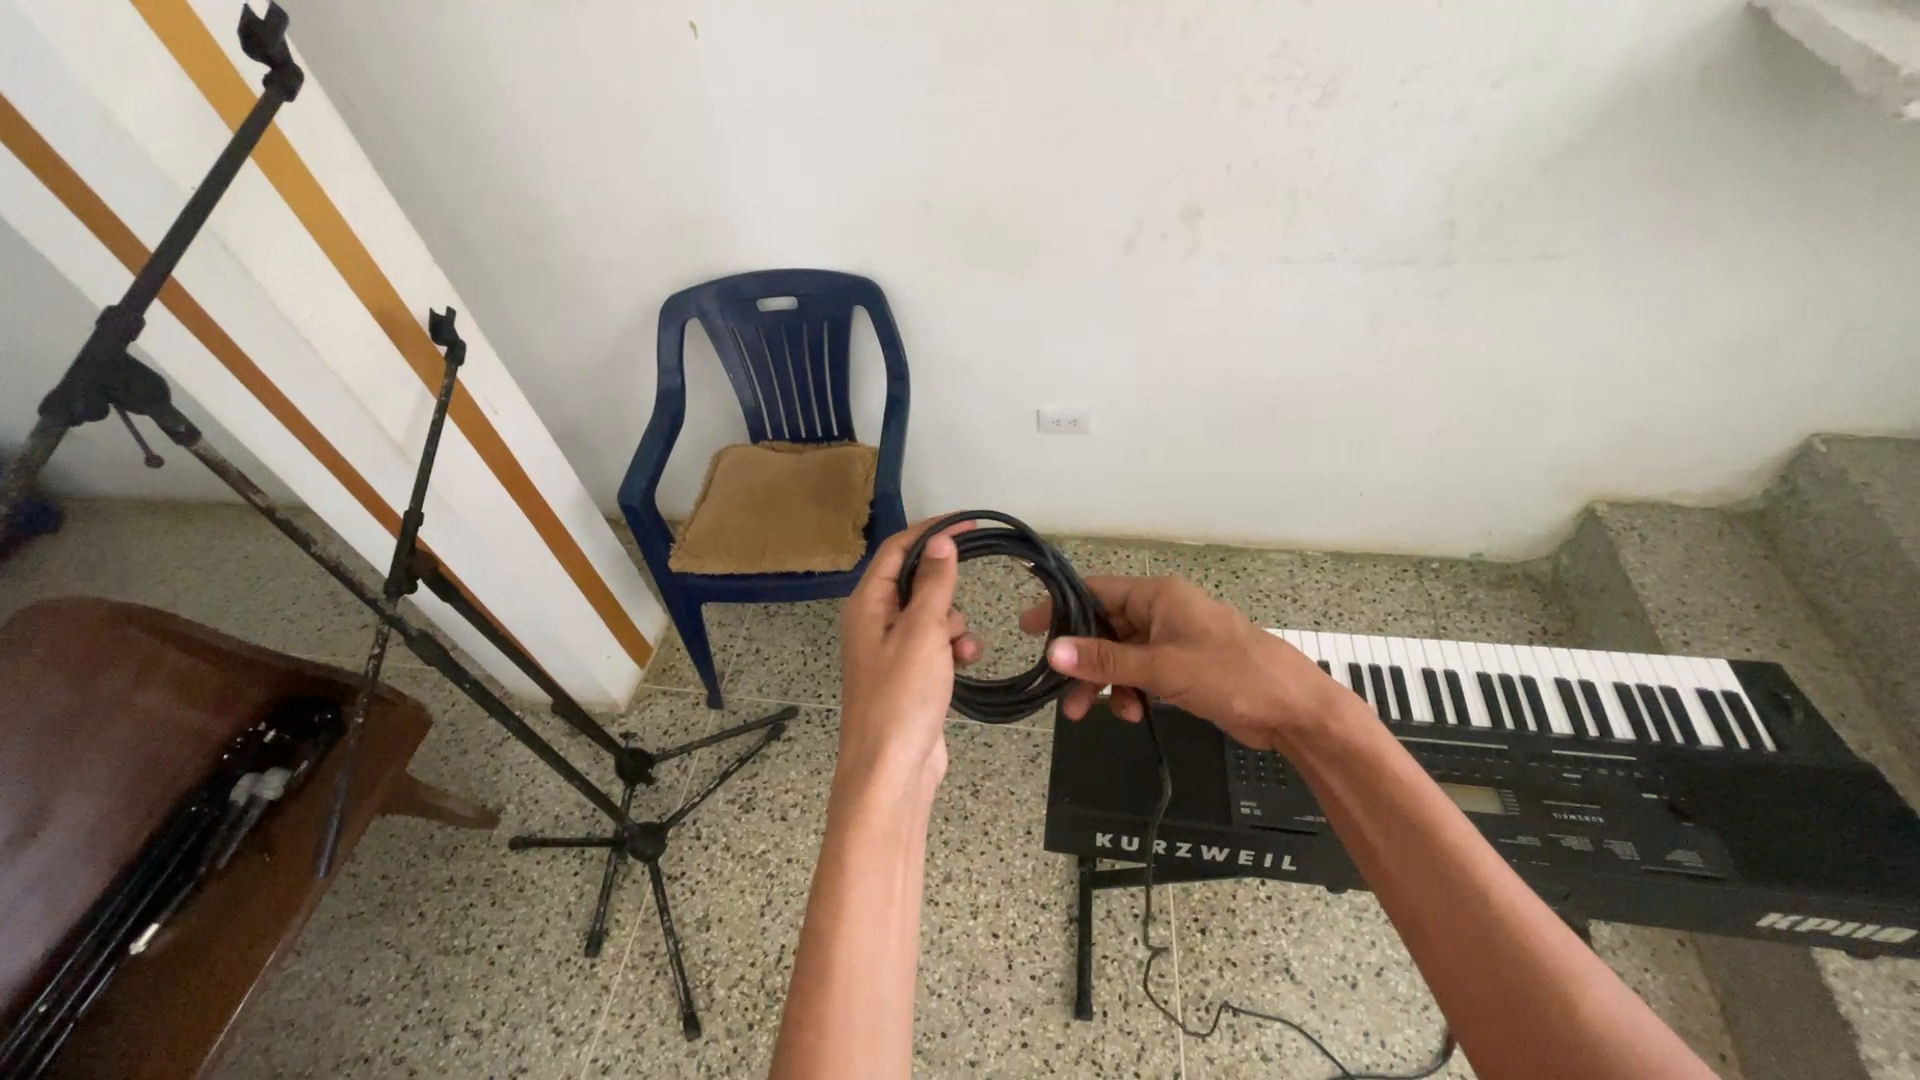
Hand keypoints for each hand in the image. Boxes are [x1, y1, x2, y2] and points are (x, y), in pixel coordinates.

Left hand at [839, 517, 982, 793]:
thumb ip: (933, 583)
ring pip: (932, 616)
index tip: (969, 523)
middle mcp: (874, 622)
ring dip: (954, 625)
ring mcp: (892, 651)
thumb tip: (940, 540)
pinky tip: (965, 663)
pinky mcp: (910, 677)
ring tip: (961, 648)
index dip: (931, 531)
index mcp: (867, 605)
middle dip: (945, 591)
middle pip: (915, 583)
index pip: (897, 550)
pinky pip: (937, 646)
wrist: (892, 771)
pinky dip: (954, 649)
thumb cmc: (902, 697)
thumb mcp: (922, 632)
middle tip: (965, 595)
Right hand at [1020, 576, 1346, 750]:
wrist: (1293, 710)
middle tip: (1058, 692)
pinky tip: (1131, 713)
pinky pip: (1142, 674)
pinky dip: (1130, 691)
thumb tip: (1053, 651)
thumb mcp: (1162, 668)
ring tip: (1089, 712)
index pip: (1096, 592)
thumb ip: (1106, 661)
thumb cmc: (1231, 675)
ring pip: (1121, 656)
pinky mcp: (1184, 668)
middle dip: (1082, 662)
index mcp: (1159, 596)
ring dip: (1104, 683)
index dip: (1060, 609)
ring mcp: (1174, 641)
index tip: (1027, 628)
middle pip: (1105, 629)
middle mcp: (1163, 612)